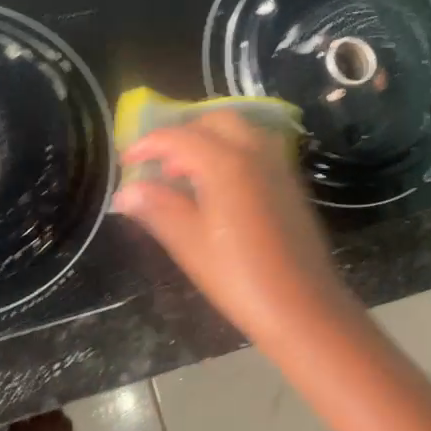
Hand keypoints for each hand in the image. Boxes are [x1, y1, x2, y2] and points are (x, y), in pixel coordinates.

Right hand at [112, 111, 360, 342]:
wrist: (304, 309)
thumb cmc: (240, 278)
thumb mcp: (190, 244)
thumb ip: (157, 209)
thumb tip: (125, 192)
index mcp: (226, 163)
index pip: (179, 137)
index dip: (147, 145)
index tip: (126, 162)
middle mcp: (255, 153)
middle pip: (215, 122)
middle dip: (183, 134)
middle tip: (160, 164)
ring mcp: (279, 167)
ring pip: (240, 132)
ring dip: (209, 141)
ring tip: (186, 176)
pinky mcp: (291, 185)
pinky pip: (257, 150)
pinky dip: (232, 154)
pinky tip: (218, 190)